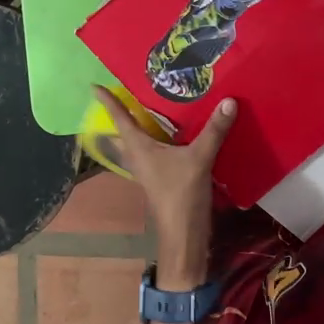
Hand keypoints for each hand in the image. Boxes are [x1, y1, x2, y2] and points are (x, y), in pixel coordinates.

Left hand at [95, 86, 236, 288]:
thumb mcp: (199, 159)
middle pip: (123, 131)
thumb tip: (229, 100)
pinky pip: (153, 150)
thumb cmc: (182, 196)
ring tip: (147, 105)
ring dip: (138, 125)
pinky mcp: (161, 177)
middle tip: (122, 91)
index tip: (94, 86)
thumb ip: (213, 130)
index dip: (108, 102)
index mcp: (139, 148)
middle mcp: (139, 156)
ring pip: (137, 142)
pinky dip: (157, 138)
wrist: (184, 237)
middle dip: (119, 113)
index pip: (120, 119)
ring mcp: (149, 169)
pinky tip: (172, 132)